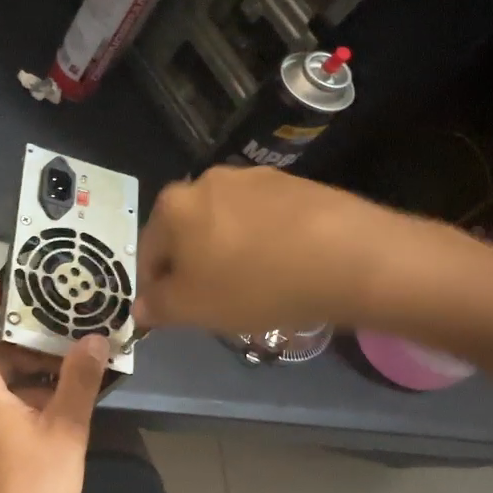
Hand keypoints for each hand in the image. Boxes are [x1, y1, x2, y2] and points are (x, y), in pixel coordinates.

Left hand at [0, 280, 109, 492]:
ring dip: (29, 369)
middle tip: (64, 330)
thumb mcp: (65, 432)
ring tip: (72, 364)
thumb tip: (94, 339)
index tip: (5, 284)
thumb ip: (79, 382)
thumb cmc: (31, 488)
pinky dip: (24, 393)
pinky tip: (60, 400)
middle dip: (23, 340)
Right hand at [133, 166, 457, 334]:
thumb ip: (156, 307)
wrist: (350, 258)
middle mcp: (207, 181)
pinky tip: (284, 269)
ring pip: (226, 225)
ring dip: (229, 253)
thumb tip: (141, 306)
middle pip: (187, 234)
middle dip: (194, 266)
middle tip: (214, 301)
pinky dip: (264, 243)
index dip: (157, 289)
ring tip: (254, 287)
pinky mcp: (297, 184)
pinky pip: (265, 220)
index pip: (148, 253)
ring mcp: (255, 178)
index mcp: (172, 206)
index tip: (173, 313)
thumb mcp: (191, 309)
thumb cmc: (253, 284)